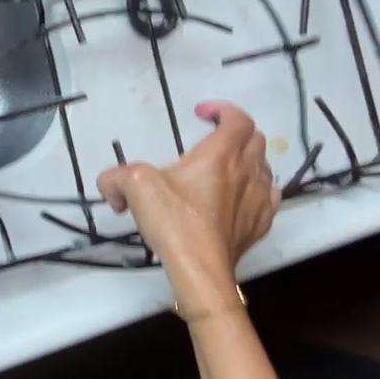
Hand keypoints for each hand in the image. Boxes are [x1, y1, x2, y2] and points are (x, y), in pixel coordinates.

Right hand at [96, 101, 279, 319]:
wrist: (200, 268)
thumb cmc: (172, 222)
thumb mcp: (132, 186)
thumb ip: (115, 177)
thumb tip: (112, 187)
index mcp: (220, 155)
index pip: (237, 119)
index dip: (222, 109)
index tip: (200, 113)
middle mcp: (247, 171)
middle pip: (255, 139)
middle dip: (234, 132)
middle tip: (209, 140)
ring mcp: (259, 198)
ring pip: (263, 166)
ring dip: (246, 160)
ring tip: (222, 169)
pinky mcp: (261, 222)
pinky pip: (267, 195)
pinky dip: (254, 187)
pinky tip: (237, 197)